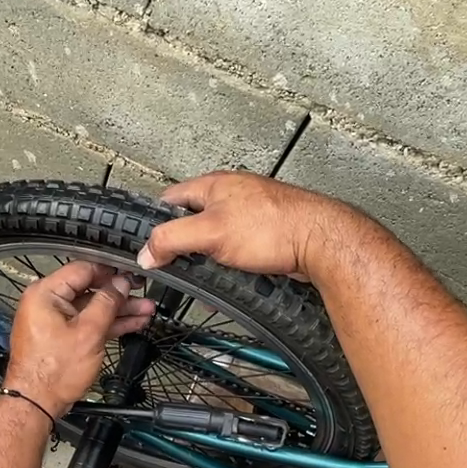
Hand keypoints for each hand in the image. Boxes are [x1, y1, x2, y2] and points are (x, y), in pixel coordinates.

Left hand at [2, 260, 154, 415]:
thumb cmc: (51, 373)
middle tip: (141, 294)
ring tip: (144, 311)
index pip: (83, 269)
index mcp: (45, 294)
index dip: (110, 272)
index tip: (131, 276)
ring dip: (118, 310)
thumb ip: (107, 303)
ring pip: (91, 308)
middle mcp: (45, 303)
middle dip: (119, 294)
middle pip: (88, 289)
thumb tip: (120, 284)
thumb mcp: (89, 332)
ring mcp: (52, 321)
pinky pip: (85, 323)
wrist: (36, 403)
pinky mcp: (58, 337)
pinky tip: (130, 324)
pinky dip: (106, 324)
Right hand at [136, 170, 377, 281]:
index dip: (156, 223)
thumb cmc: (274, 227)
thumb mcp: (209, 232)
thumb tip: (147, 251)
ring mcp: (248, 216)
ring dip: (208, 263)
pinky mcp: (263, 236)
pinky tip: (232, 281)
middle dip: (184, 249)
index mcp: (214, 185)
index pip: (169, 200)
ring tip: (209, 279)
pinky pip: (235, 254)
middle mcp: (231, 196)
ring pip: (214, 242)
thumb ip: (172, 240)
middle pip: (191, 223)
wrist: (319, 242)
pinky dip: (229, 269)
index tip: (149, 246)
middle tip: (179, 268)